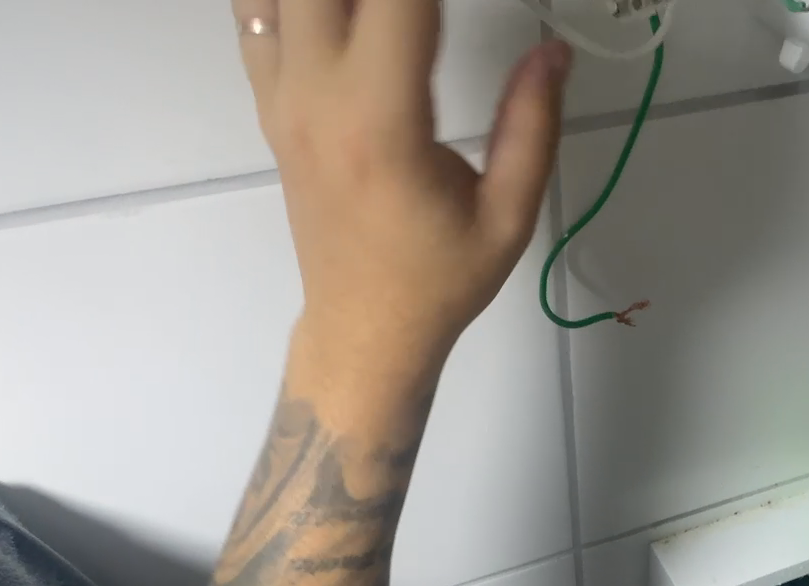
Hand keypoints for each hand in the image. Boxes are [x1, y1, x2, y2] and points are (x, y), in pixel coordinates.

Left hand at [233, 0, 570, 367]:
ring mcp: (280, 95)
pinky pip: (254, 10)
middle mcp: (314, 92)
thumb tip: (554, 50)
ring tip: (392, 18)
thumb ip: (532, 129)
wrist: (365, 330)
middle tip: (432, 14)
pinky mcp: (269, 105)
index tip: (471, 6)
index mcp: (379, 121)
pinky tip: (343, 14)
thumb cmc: (439, 284)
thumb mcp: (506, 220)